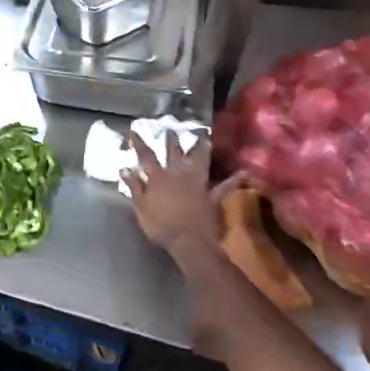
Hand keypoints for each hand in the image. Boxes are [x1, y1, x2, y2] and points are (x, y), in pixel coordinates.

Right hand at [120, 131, 242, 256]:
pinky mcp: (212, 196)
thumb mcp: (141, 207)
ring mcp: (197, 184)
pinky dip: (234, 180)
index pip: (146, 157)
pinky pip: (225, 186)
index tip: (135, 131)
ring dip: (202, 150)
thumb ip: (135, 187)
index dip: (140, 143)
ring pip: (200, 162)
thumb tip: (126, 168)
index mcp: (159, 178)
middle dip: (172, 140)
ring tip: (205, 139)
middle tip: (171, 129)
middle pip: (174, 153)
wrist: (188, 241)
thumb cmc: (160, 226)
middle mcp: (178, 175)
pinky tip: (244, 172)